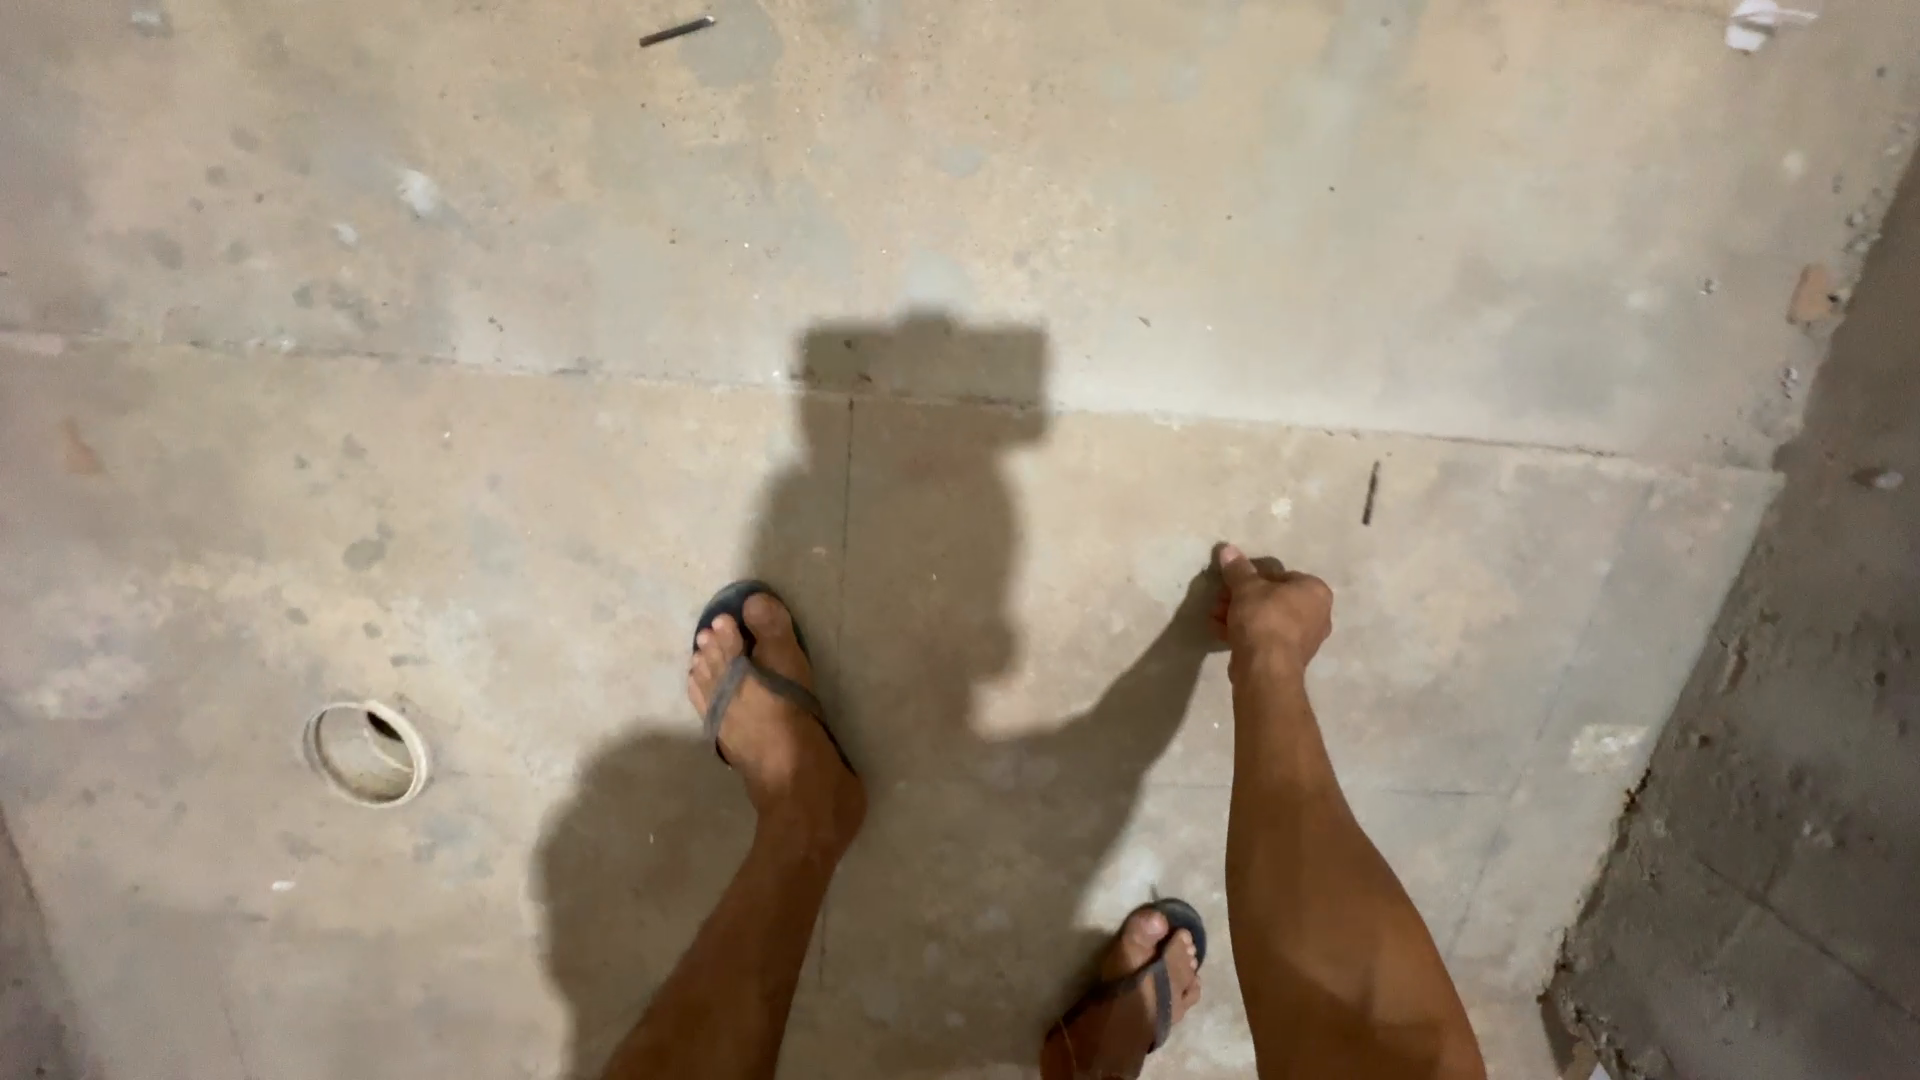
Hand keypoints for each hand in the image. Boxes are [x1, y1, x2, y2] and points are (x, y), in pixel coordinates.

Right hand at [1211, 543, 1332, 677]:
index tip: (1233, 583)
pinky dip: (1244, 632)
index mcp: (1316, 592)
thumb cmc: (1264, 618)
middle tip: (1220, 599)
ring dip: (1238, 615)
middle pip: (1272, 598)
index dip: (1253, 577)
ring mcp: (1305, 639)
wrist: (1266, 667)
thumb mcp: (1246, 587)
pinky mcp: (1288, 658)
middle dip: (1242, 598)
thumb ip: (1237, 568)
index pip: (1282, 575)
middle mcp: (1318, 614)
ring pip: (1266, 619)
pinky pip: (1265, 637)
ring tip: (1214, 615)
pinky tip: (1219, 631)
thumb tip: (1227, 548)